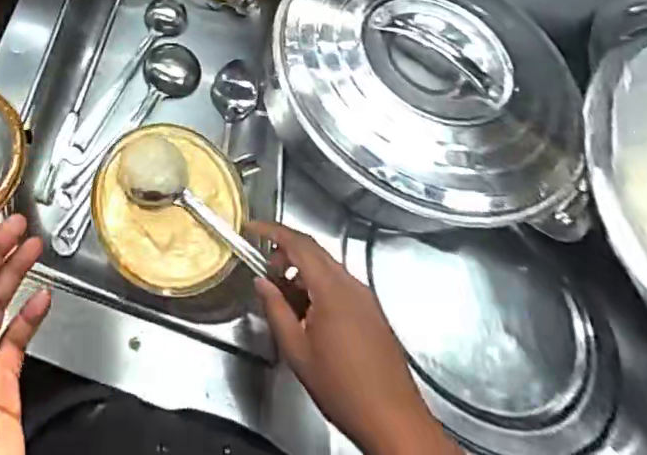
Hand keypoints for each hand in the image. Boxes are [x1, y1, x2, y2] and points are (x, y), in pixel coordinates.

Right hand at [249, 222, 456, 454]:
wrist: (393, 419)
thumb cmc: (342, 388)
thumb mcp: (298, 351)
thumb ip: (276, 310)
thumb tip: (261, 283)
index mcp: (331, 288)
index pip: (299, 244)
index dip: (273, 230)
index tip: (253, 227)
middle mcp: (351, 283)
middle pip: (314, 251)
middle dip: (285, 252)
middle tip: (264, 268)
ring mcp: (365, 295)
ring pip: (327, 267)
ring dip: (302, 271)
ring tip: (284, 297)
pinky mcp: (371, 310)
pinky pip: (340, 283)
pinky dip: (318, 285)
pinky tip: (308, 313)